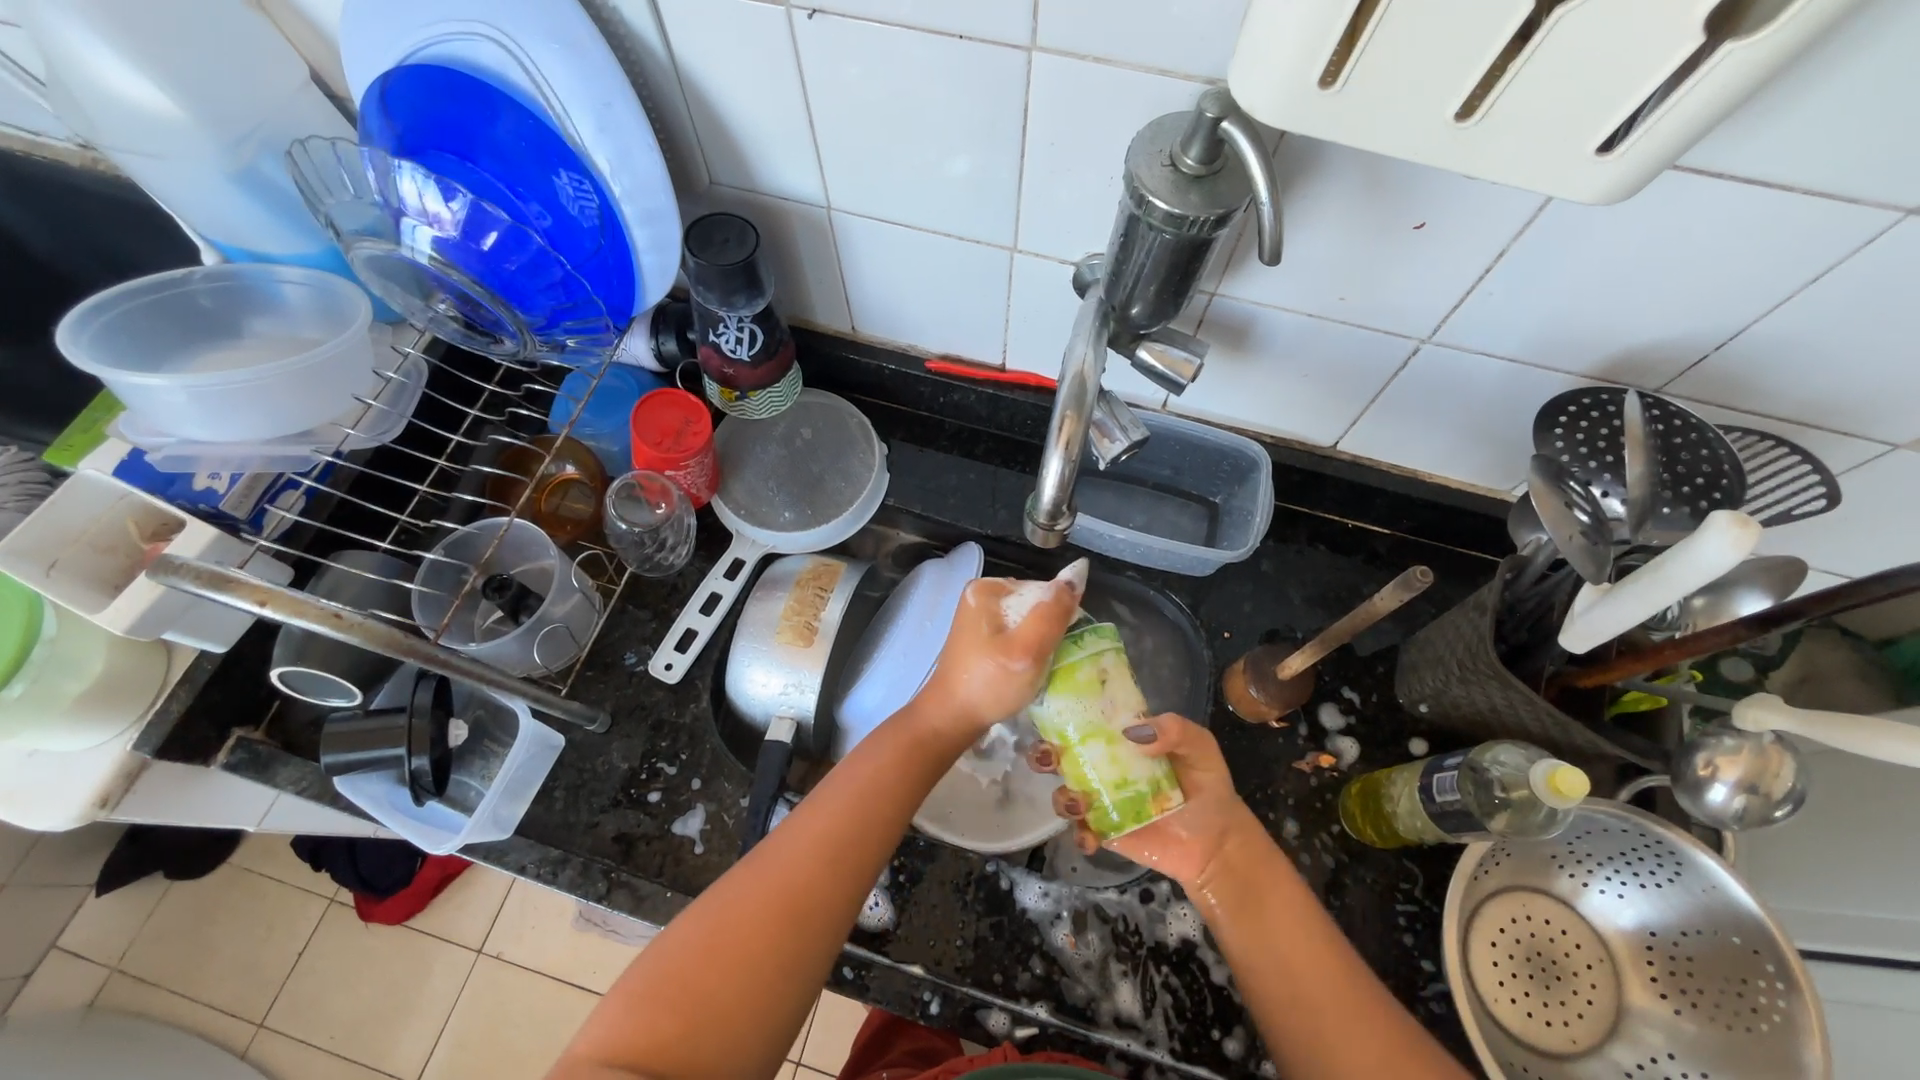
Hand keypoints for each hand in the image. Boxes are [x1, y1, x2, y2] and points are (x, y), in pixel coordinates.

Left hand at [916, 560, 1084, 734]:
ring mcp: (978, 618)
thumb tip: (1078, 571)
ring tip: (1031, 670)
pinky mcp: (979, 639)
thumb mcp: (1028, 649)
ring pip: (1027, 624)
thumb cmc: (990, 683)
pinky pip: (1015, 636)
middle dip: (1045, 633)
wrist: (951, 719)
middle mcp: (980, 596)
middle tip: (1041, 662)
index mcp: (988, 588)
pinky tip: (1019, 672)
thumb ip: (1054, 612)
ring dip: (1037, 645)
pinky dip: (1024, 652)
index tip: (1053, 647)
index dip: (1056, 620)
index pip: (1043, 592)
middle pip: (1035, 606)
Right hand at [1030, 713, 1262, 889]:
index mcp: (1120, 741)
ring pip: (1064, 795)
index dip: (1062, 717)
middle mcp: (1103, 768)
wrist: (1218, 840)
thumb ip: (1174, 729)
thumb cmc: (1207, 785)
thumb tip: (1133, 733)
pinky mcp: (1107, 834)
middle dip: (1043, 755)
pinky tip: (1093, 835)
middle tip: (1050, 758)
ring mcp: (1102, 803)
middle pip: (1058, 757)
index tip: (1055, 716)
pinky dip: (1080, 835)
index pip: (1084, 723)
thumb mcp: (1199, 746)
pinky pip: (1081, 834)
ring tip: (1080, 801)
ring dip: (1062, 797)